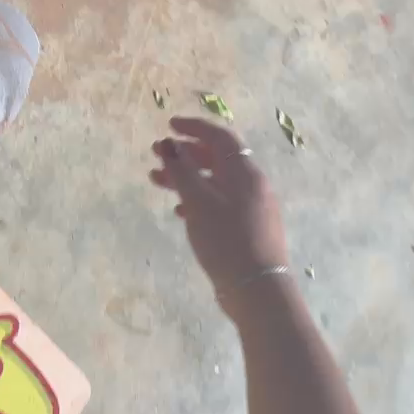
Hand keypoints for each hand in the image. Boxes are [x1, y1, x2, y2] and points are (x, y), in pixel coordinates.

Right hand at [150, 116, 290, 313]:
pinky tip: (179, 210)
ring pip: (215, 180)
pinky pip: (220, 200)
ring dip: (186, 176)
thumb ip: (181, 169)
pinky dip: (198, 197)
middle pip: (216, 157)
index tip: (169, 125)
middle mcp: (252, 184)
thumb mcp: (197, 201)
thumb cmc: (225, 238)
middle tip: (156, 153)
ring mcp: (252, 206)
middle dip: (184, 153)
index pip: (219, 137)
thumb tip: (170, 145)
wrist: (257, 289)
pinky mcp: (248, 226)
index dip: (194, 127)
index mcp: (244, 172)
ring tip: (157, 181)